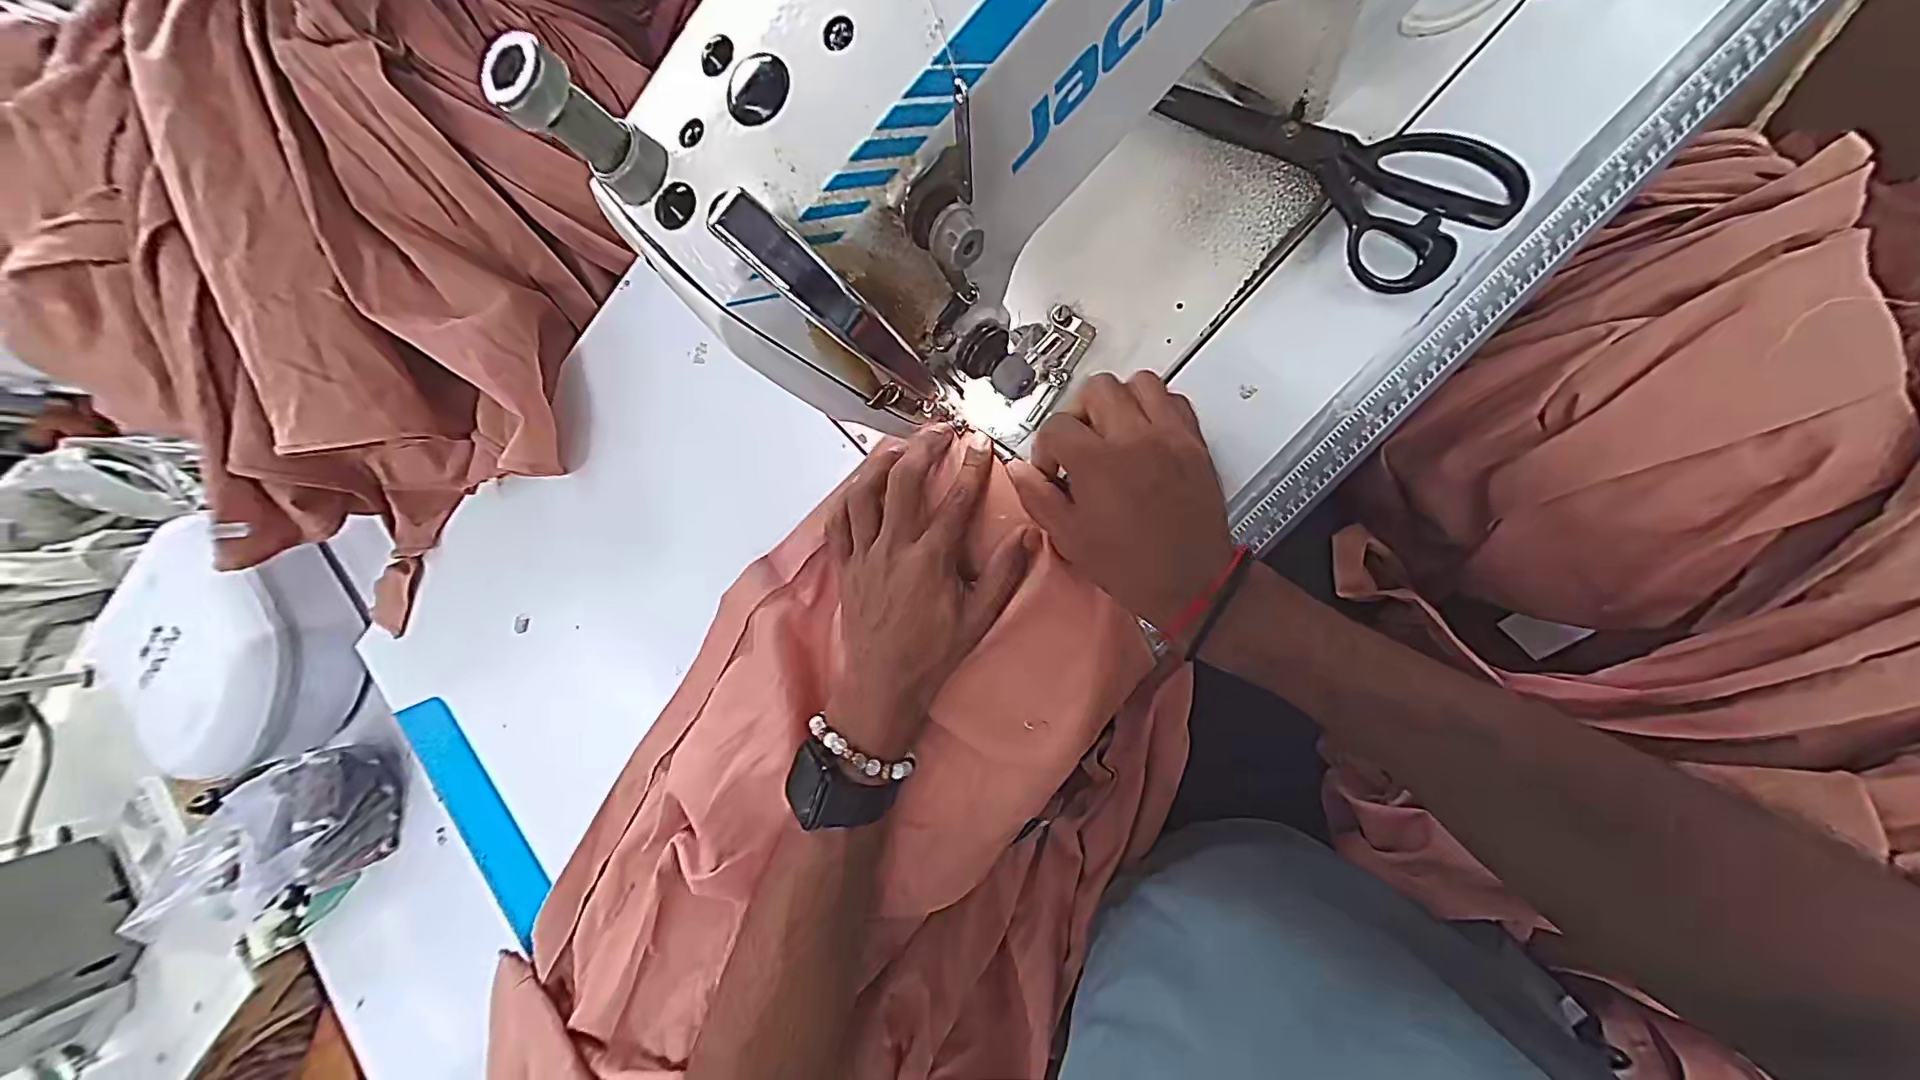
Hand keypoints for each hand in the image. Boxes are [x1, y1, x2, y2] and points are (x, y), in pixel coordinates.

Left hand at [827, 425, 1035, 759]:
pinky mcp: (845, 566)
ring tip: (899, 447)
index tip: (981, 444)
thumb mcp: (978, 619)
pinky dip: (848, 498)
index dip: (971, 467)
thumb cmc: (932, 655)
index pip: (955, 501)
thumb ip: (1004, 575)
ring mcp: (864, 555)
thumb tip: (1028, 536)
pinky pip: (838, 522)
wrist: (883, 686)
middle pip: (903, 482)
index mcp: (929, 560)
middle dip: (923, 447)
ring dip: (880, 463)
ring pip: (863, 494)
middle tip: (941, 432)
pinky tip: (859, 487)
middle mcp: (893, 549)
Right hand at [1007, 371, 1235, 633]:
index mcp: (1098, 463)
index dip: (1046, 448)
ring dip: (1118, 400)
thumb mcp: (1071, 538)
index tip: (1053, 468)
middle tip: (1078, 441)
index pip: (1056, 425)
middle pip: (1096, 389)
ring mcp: (1168, 437)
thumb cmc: (1134, 568)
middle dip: (1078, 413)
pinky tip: (1144, 431)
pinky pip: (1174, 399)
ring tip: (1111, 429)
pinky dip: (1155, 406)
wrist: (1191, 582)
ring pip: (1139, 382)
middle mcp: (1134, 440)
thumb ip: (1039, 498)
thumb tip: (1020, 471)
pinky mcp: (1194, 443)